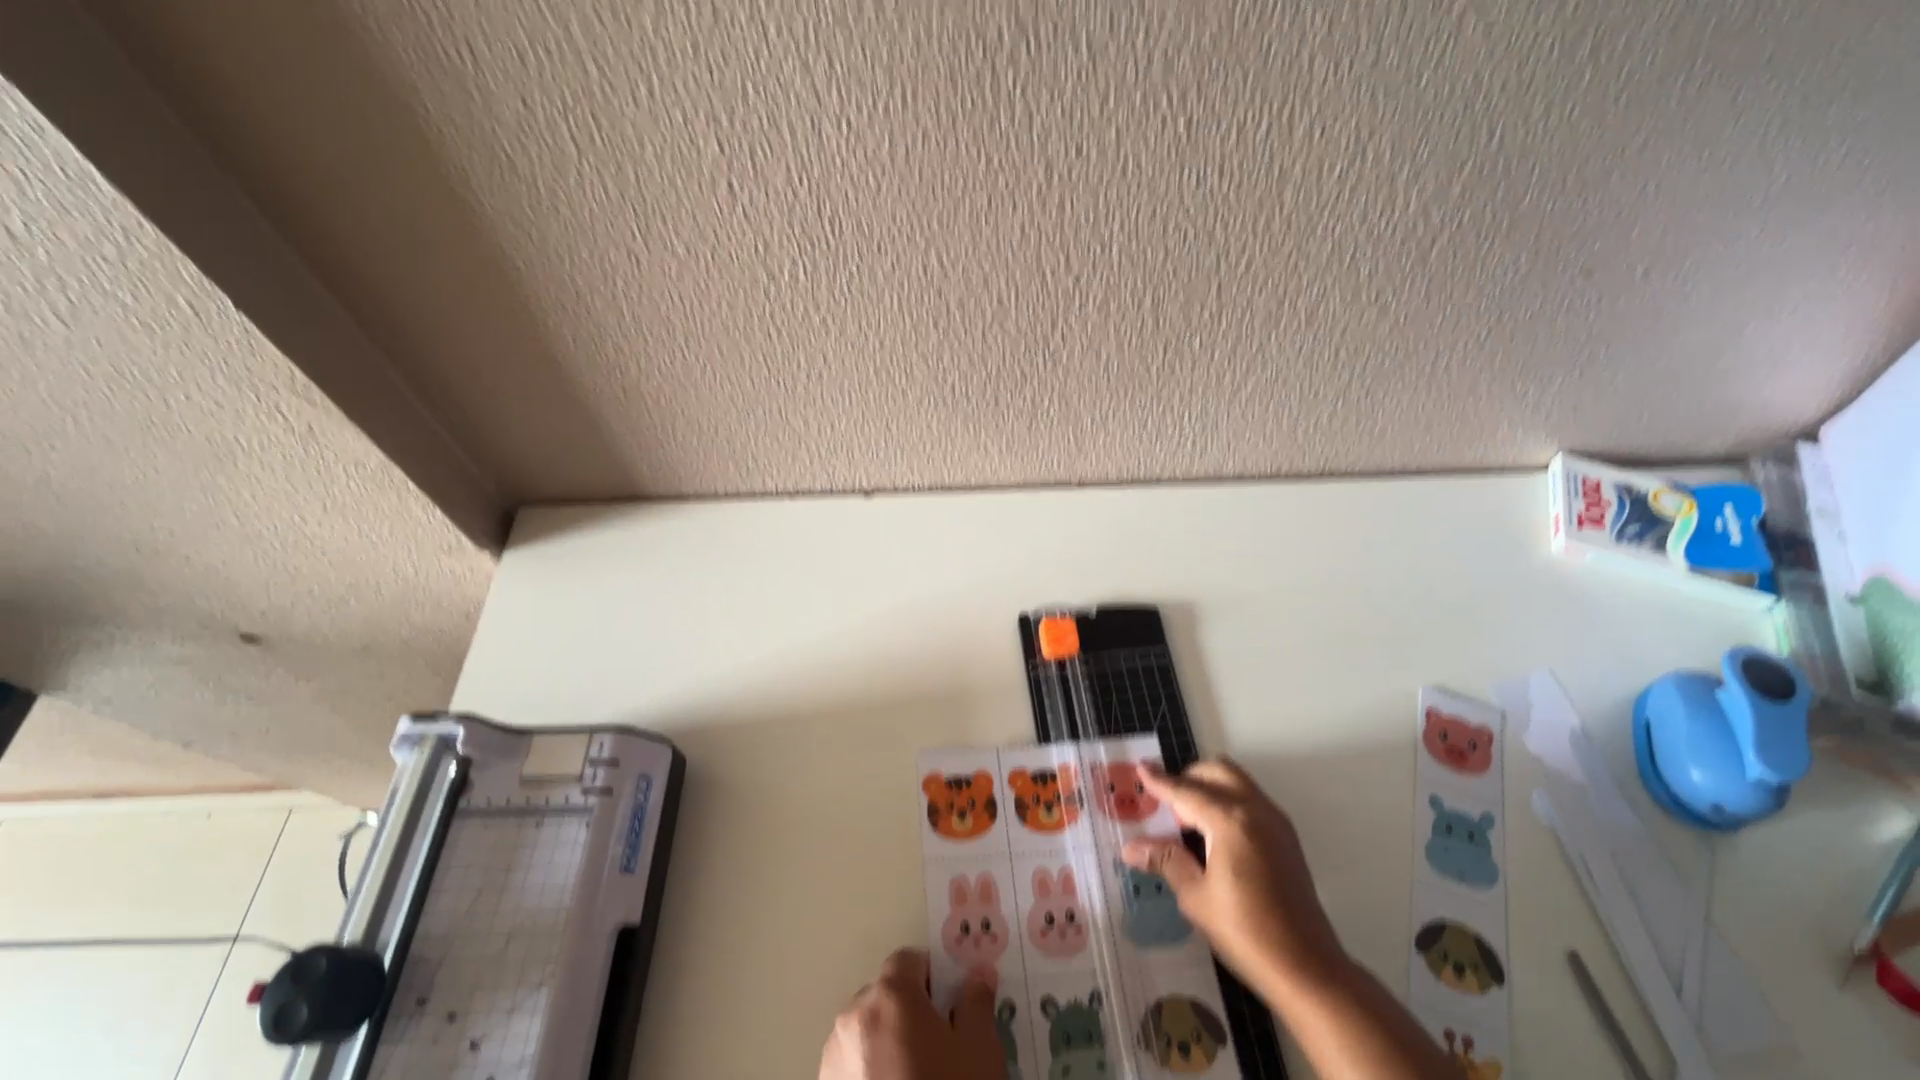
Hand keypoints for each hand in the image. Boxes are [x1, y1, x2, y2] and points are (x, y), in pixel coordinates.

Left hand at [819, 948, 1007, 1079]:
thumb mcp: (978, 1049)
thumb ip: (976, 1002)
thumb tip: (977, 974)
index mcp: (889, 996)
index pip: (909, 960)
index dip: (934, 976)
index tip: (952, 1003)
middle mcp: (852, 1016)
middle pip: (886, 993)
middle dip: (912, 1009)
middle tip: (941, 1043)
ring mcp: (833, 1054)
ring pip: (868, 1027)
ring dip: (889, 1037)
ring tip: (918, 1073)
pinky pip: (853, 1059)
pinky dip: (871, 1066)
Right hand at [1121, 758, 1344, 998]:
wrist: (1305, 965)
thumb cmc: (1244, 931)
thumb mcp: (1196, 896)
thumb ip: (1166, 861)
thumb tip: (1130, 848)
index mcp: (1230, 821)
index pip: (1186, 791)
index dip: (1160, 781)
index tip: (1140, 768)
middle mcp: (1257, 811)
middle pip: (1218, 772)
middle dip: (1189, 778)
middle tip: (1166, 805)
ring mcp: (1277, 824)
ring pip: (1239, 784)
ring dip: (1210, 790)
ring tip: (1187, 824)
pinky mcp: (1287, 840)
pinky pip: (1252, 804)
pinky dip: (1228, 805)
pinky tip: (1214, 839)